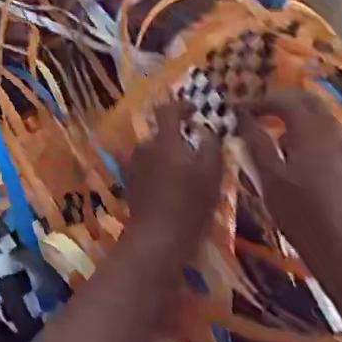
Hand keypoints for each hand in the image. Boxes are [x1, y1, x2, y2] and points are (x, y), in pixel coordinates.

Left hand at [122, 103, 224, 265]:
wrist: (157, 236)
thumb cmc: (189, 203)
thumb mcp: (211, 174)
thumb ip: (210, 146)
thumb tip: (206, 129)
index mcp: (164, 139)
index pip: (168, 109)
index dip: (181, 105)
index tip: (195, 109)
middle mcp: (145, 145)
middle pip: (162, 133)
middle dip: (179, 138)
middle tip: (197, 152)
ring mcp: (133, 163)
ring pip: (155, 151)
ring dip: (169, 156)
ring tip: (187, 173)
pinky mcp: (130, 180)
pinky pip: (148, 166)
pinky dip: (160, 170)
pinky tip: (172, 187)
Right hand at [239, 91, 341, 268]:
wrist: (334, 246)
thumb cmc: (297, 210)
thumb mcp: (267, 174)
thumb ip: (255, 140)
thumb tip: (241, 115)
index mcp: (310, 133)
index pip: (284, 101)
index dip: (259, 101)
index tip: (237, 110)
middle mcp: (327, 135)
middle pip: (308, 101)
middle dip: (280, 99)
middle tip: (255, 108)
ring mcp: (337, 149)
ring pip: (317, 115)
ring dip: (292, 112)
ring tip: (267, 123)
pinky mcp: (339, 163)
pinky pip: (321, 131)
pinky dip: (302, 127)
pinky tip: (285, 144)